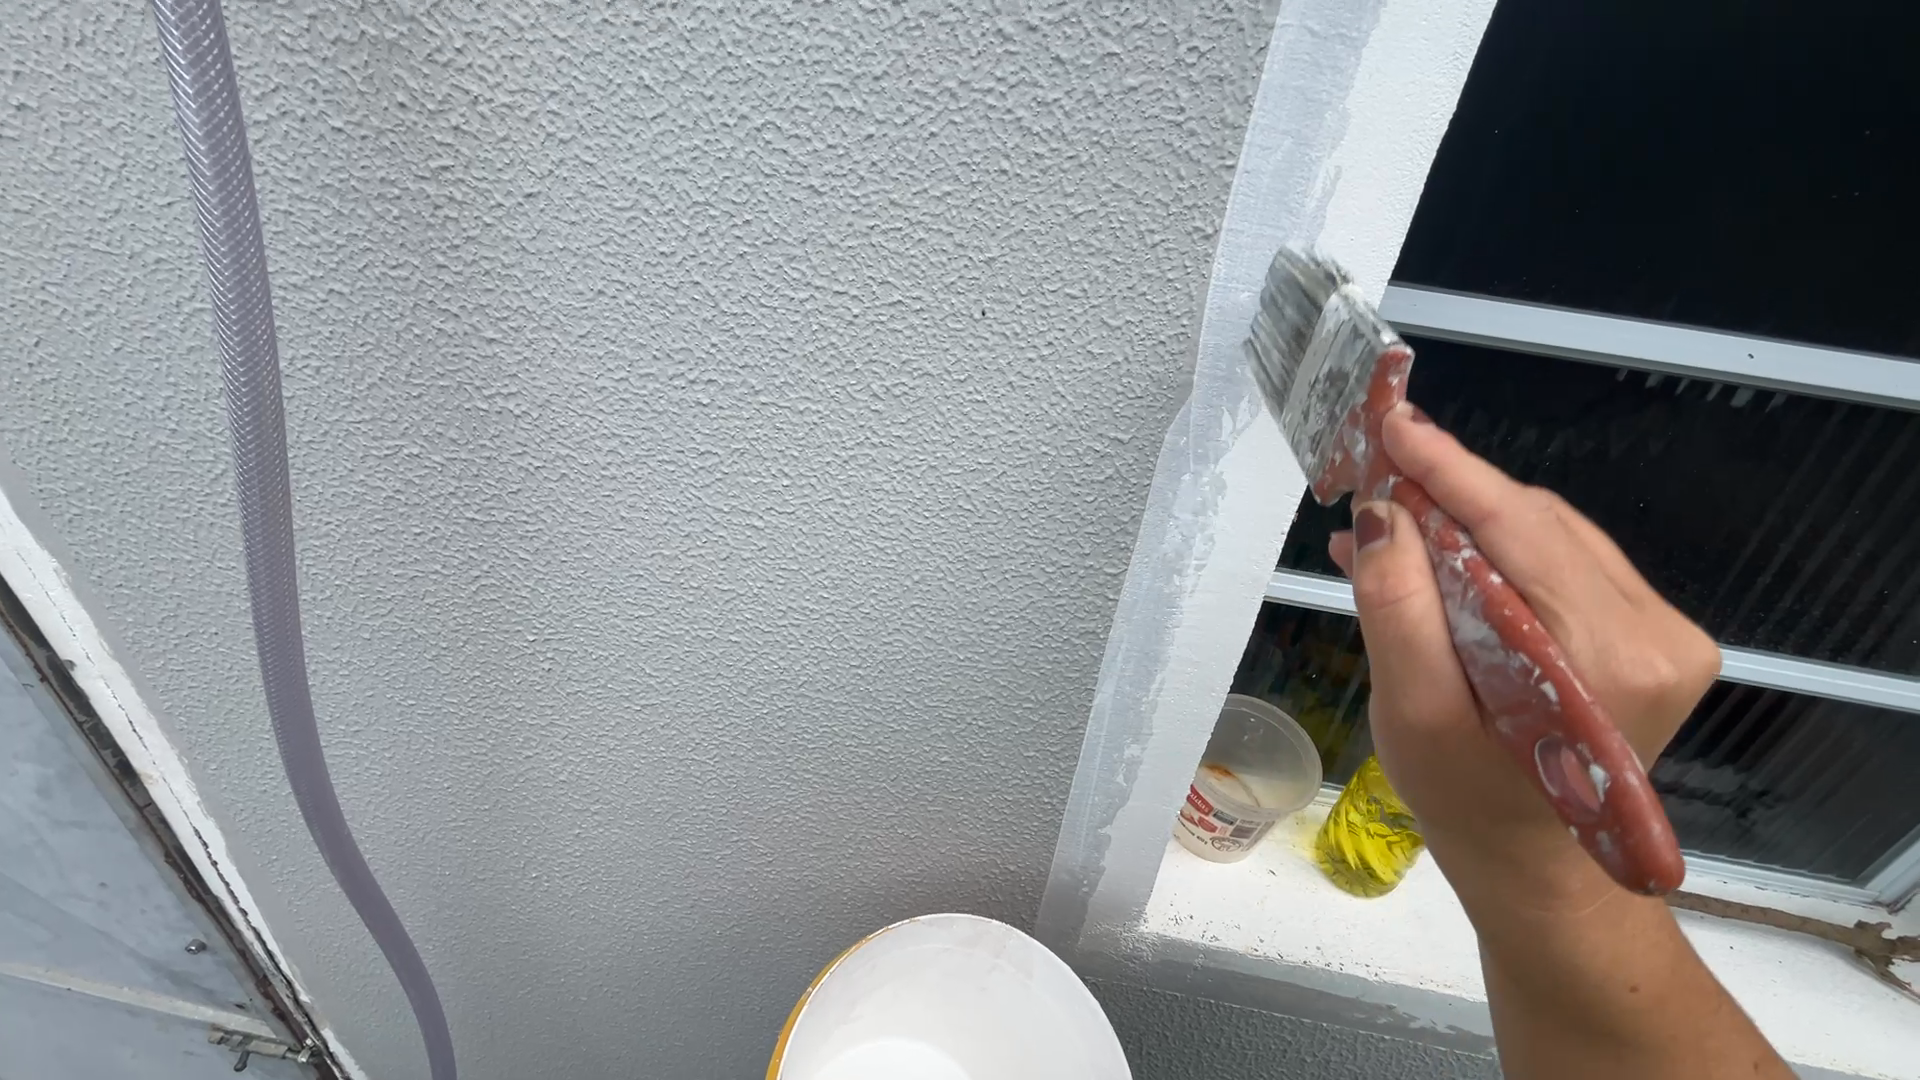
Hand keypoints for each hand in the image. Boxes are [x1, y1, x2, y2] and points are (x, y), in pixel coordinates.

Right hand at [1328, 403, 1719, 917]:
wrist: (1527, 856)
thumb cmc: (1462, 793)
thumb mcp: (1412, 706)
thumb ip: (1397, 609)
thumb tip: (1380, 519)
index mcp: (1606, 654)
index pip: (1519, 528)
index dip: (1449, 469)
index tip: (1392, 421)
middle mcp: (1655, 630)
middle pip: (1533, 523)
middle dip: (1445, 491)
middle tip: (1370, 473)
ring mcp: (1658, 630)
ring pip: (1541, 535)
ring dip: (1458, 519)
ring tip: (1383, 520)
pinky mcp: (1641, 632)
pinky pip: (1551, 561)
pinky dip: (1483, 547)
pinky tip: (1424, 552)